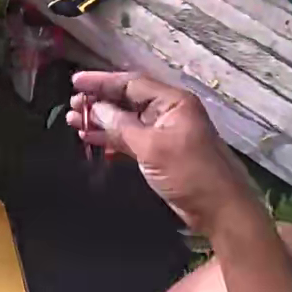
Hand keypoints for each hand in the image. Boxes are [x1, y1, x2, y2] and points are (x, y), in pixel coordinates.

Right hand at [64, 71, 259, 233]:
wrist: (220, 210)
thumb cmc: (189, 173)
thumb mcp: (151, 146)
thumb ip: (121, 125)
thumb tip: (96, 107)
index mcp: (172, 101)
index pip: (131, 83)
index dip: (101, 81)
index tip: (75, 81)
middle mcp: (167, 111)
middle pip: (126, 99)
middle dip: (98, 100)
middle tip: (72, 104)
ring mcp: (162, 132)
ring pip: (125, 119)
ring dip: (100, 120)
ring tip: (73, 120)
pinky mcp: (158, 151)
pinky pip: (129, 137)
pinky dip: (110, 137)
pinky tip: (90, 137)